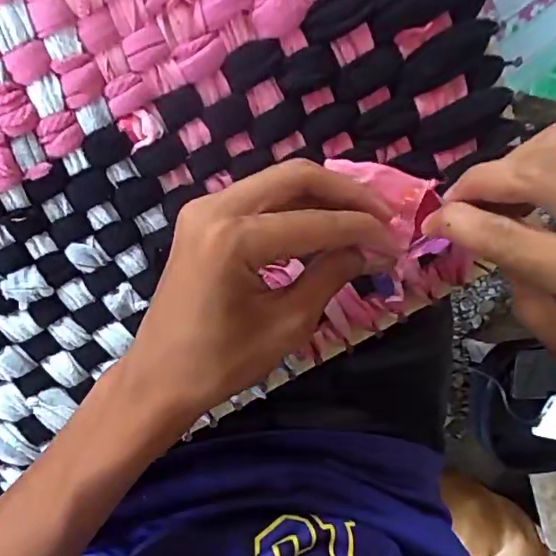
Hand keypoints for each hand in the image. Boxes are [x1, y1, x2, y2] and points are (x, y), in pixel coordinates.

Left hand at [110, 160, 400, 429]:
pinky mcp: (202, 218)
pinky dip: (294, 207)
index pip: (316, 221)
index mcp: (233, 237)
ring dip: (323, 197)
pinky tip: (322, 226)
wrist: (159, 378)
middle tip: (384, 216)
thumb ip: (331, 276)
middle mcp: (215, 208)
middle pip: (296, 177)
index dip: (363, 230)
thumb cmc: (220, 363)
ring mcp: (204, 208)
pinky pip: (259, 199)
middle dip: (347, 194)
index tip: (397, 243)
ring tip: (362, 220)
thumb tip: (370, 249)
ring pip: (278, 182)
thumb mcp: (286, 323)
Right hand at [425, 124, 555, 419]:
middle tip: (457, 199)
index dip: (465, 221)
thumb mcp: (550, 328)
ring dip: (517, 163)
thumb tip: (470, 222)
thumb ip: (513, 267)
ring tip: (493, 194)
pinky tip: (529, 191)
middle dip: (488, 176)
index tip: (431, 220)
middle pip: (549, 165)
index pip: (521, 236)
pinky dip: (548, 166)